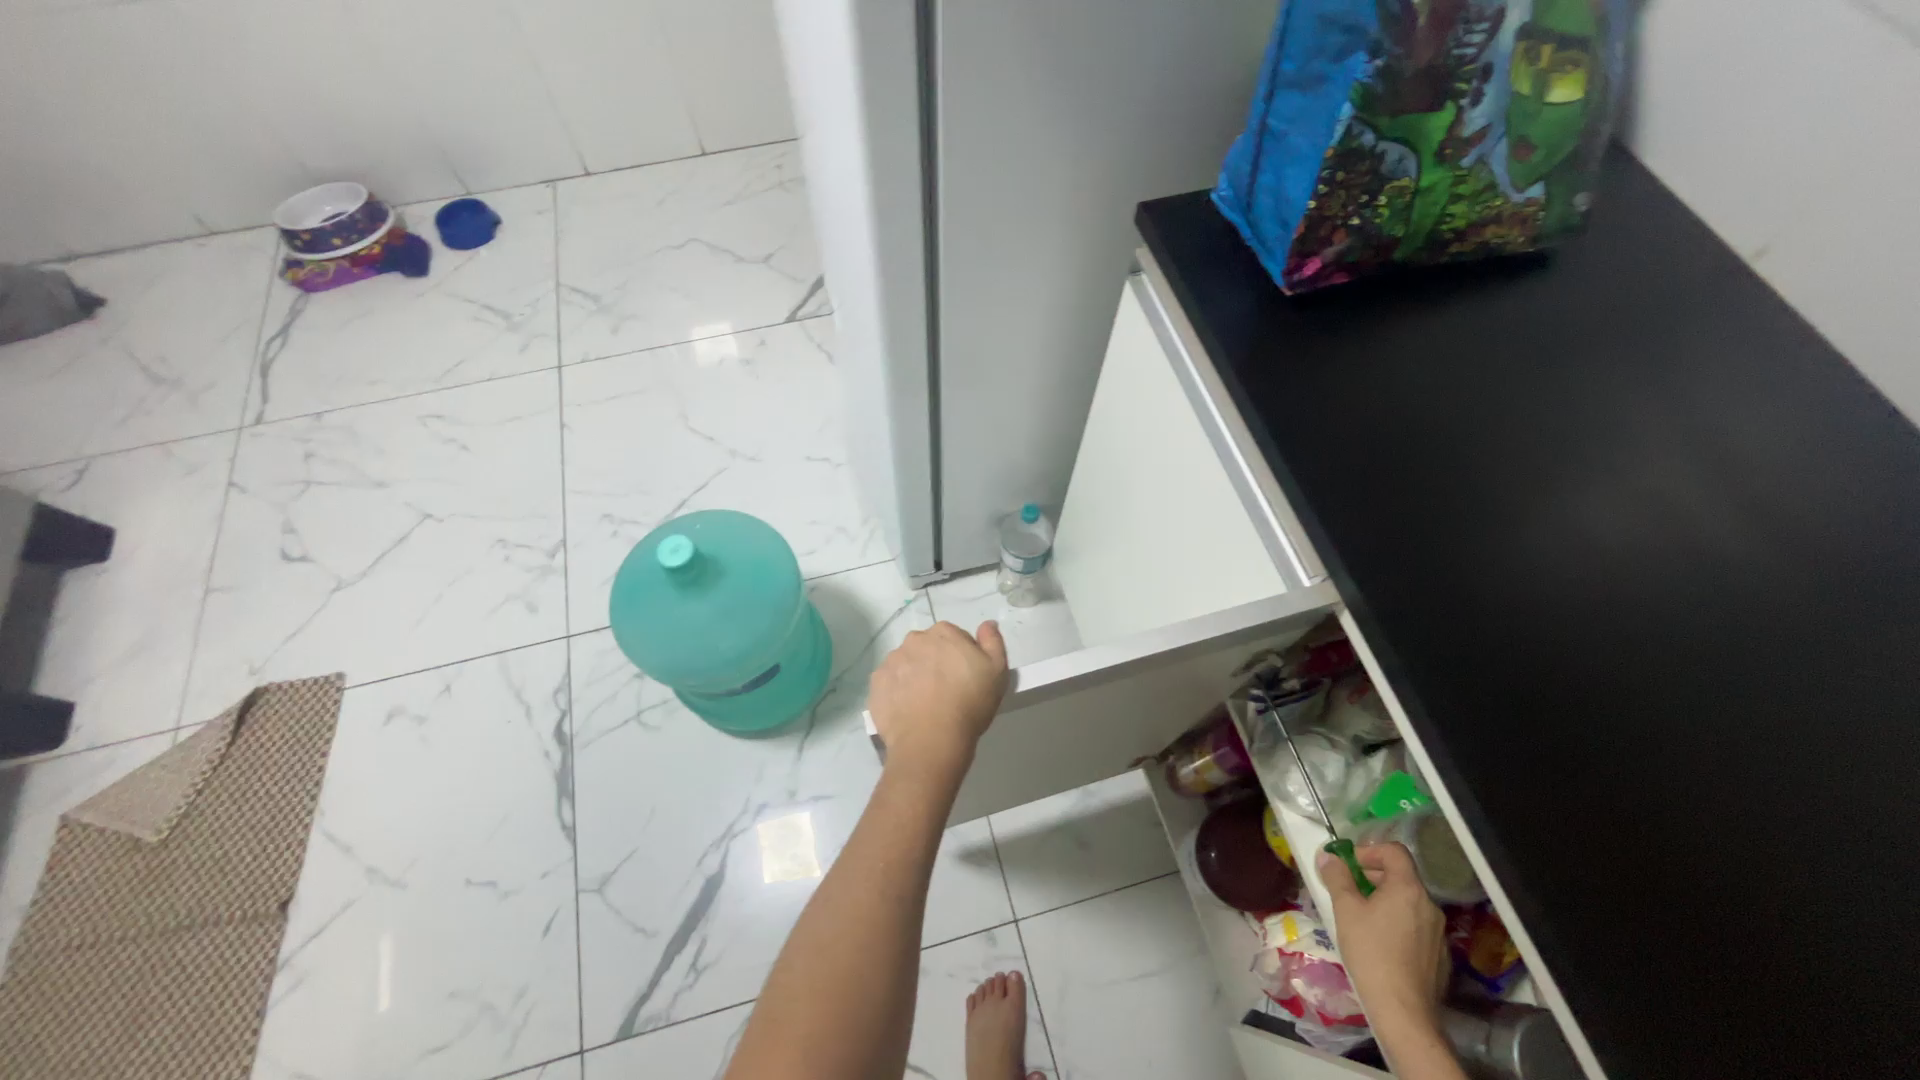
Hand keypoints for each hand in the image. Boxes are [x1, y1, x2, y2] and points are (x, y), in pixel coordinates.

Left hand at [868, 621, 1008, 779]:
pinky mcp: (876, 683)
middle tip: (944, 689)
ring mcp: (891, 661)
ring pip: (905, 663)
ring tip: (923, 702)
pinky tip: (907, 710)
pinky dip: (896, 692)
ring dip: (913, 675)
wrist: (932, 739)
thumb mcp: (996, 671)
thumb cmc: (969, 703)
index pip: (952, 636)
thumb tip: (987, 624)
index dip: (960, 656)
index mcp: (943, 632)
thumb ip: (992, 641)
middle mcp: (914, 640)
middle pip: (925, 647)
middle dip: (933, 661)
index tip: (964, 676)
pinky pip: (889, 682)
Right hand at [1319, 842, 1448, 1040]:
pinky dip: (1397, 924)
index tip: (1348, 865)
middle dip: (1372, 877)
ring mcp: (1438, 931)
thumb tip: (1328, 856)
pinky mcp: (1440, 955)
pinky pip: (1416, 927)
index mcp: (1408, 888)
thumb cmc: (1370, 953)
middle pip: (1401, 877)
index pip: (1394, 851)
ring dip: (1384, 901)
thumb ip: (1337, 878)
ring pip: (1408, 903)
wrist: (1403, 1010)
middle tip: (1348, 891)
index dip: (1369, 851)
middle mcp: (1429, 905)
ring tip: (1360, 919)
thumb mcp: (1345, 911)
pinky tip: (1380, 945)